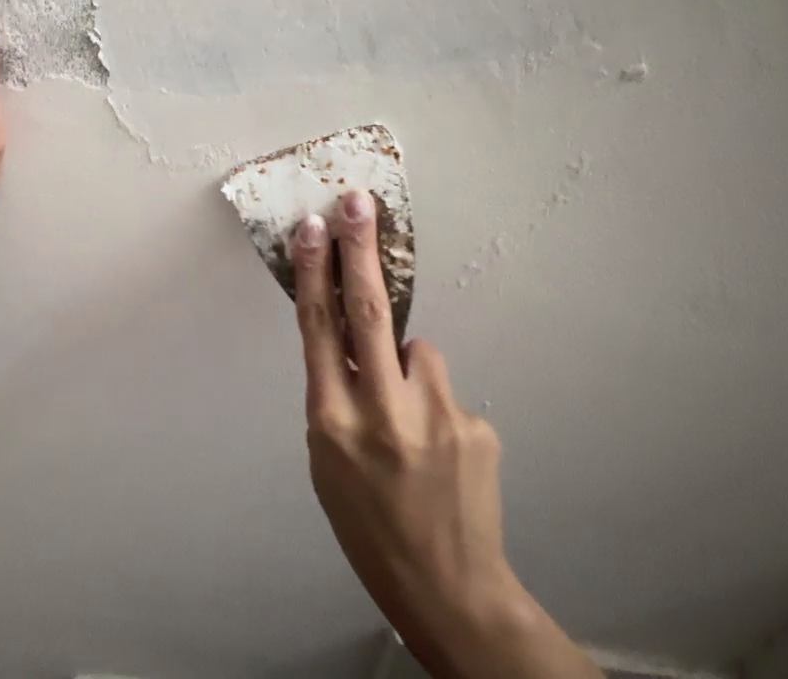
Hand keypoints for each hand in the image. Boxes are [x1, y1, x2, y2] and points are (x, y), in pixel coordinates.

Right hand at [290, 193, 599, 678]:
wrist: (446, 585)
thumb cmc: (366, 525)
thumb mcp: (325, 461)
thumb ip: (335, 397)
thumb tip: (356, 349)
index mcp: (332, 423)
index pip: (318, 329)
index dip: (313, 272)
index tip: (311, 227)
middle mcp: (383, 412)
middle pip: (370, 311)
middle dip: (360, 248)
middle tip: (357, 202)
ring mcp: (437, 417)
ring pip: (416, 353)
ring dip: (406, 368)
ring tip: (409, 425)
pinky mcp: (476, 426)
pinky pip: (444, 391)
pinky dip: (434, 407)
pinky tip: (438, 454)